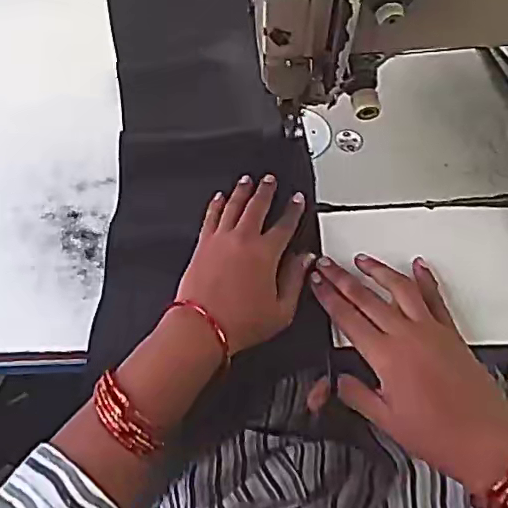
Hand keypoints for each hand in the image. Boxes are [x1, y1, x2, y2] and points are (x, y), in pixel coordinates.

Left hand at [175, 175, 313, 352]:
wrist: (202, 327)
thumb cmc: (239, 322)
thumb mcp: (281, 309)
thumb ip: (295, 280)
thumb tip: (305, 261)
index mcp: (266, 253)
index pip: (285, 224)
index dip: (293, 209)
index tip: (297, 200)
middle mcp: (243, 240)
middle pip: (257, 205)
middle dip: (266, 190)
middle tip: (270, 180)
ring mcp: (220, 239)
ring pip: (233, 205)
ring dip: (242, 190)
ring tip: (247, 180)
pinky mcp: (202, 244)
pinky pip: (211, 216)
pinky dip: (216, 204)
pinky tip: (219, 197)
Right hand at [308, 255, 507, 492]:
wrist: (486, 441)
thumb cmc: (442, 435)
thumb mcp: (387, 421)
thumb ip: (357, 395)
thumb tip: (341, 381)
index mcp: (387, 357)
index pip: (348, 318)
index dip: (329, 297)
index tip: (318, 283)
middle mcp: (408, 336)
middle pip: (367, 297)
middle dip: (342, 277)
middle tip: (328, 264)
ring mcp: (432, 330)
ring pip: (400, 288)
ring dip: (379, 270)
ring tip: (363, 260)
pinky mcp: (452, 333)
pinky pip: (434, 298)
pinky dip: (425, 279)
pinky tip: (418, 267)